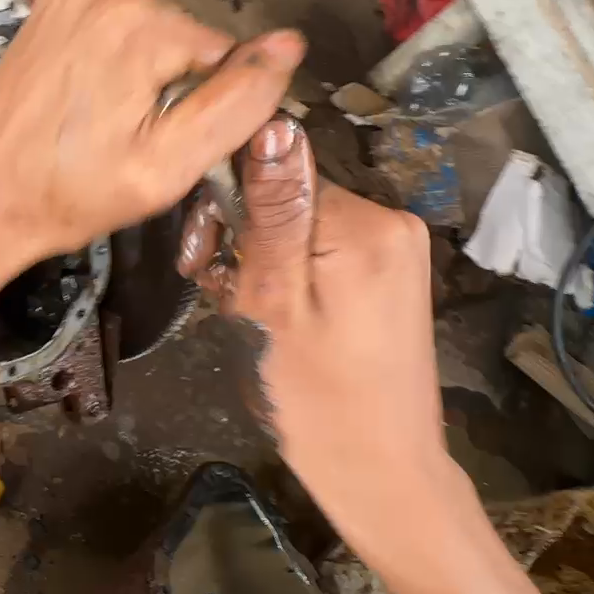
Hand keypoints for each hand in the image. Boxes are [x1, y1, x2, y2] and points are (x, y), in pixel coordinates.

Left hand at [0, 0, 304, 286]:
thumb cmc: (67, 196)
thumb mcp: (165, 168)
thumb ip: (237, 104)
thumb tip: (288, 45)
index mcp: (139, 22)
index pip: (219, 55)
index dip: (197, 107)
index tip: (152, 143)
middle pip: (178, 40)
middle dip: (162, 90)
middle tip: (117, 140)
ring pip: (144, 35)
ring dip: (131, 80)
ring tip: (91, 127)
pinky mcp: (44, 11)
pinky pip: (106, 32)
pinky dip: (102, 66)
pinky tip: (75, 107)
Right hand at [177, 124, 471, 555]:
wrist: (377, 470)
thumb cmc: (313, 394)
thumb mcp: (276, 303)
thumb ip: (273, 214)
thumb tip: (271, 124)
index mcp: (365, 224)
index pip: (276, 168)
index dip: (225, 204)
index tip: (200, 257)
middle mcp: (390, 221)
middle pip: (287, 194)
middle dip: (238, 233)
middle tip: (208, 287)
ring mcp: (393, 250)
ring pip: (296, 223)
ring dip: (253, 255)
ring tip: (234, 306)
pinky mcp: (385, 276)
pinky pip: (317, 248)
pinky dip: (281, 272)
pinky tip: (264, 310)